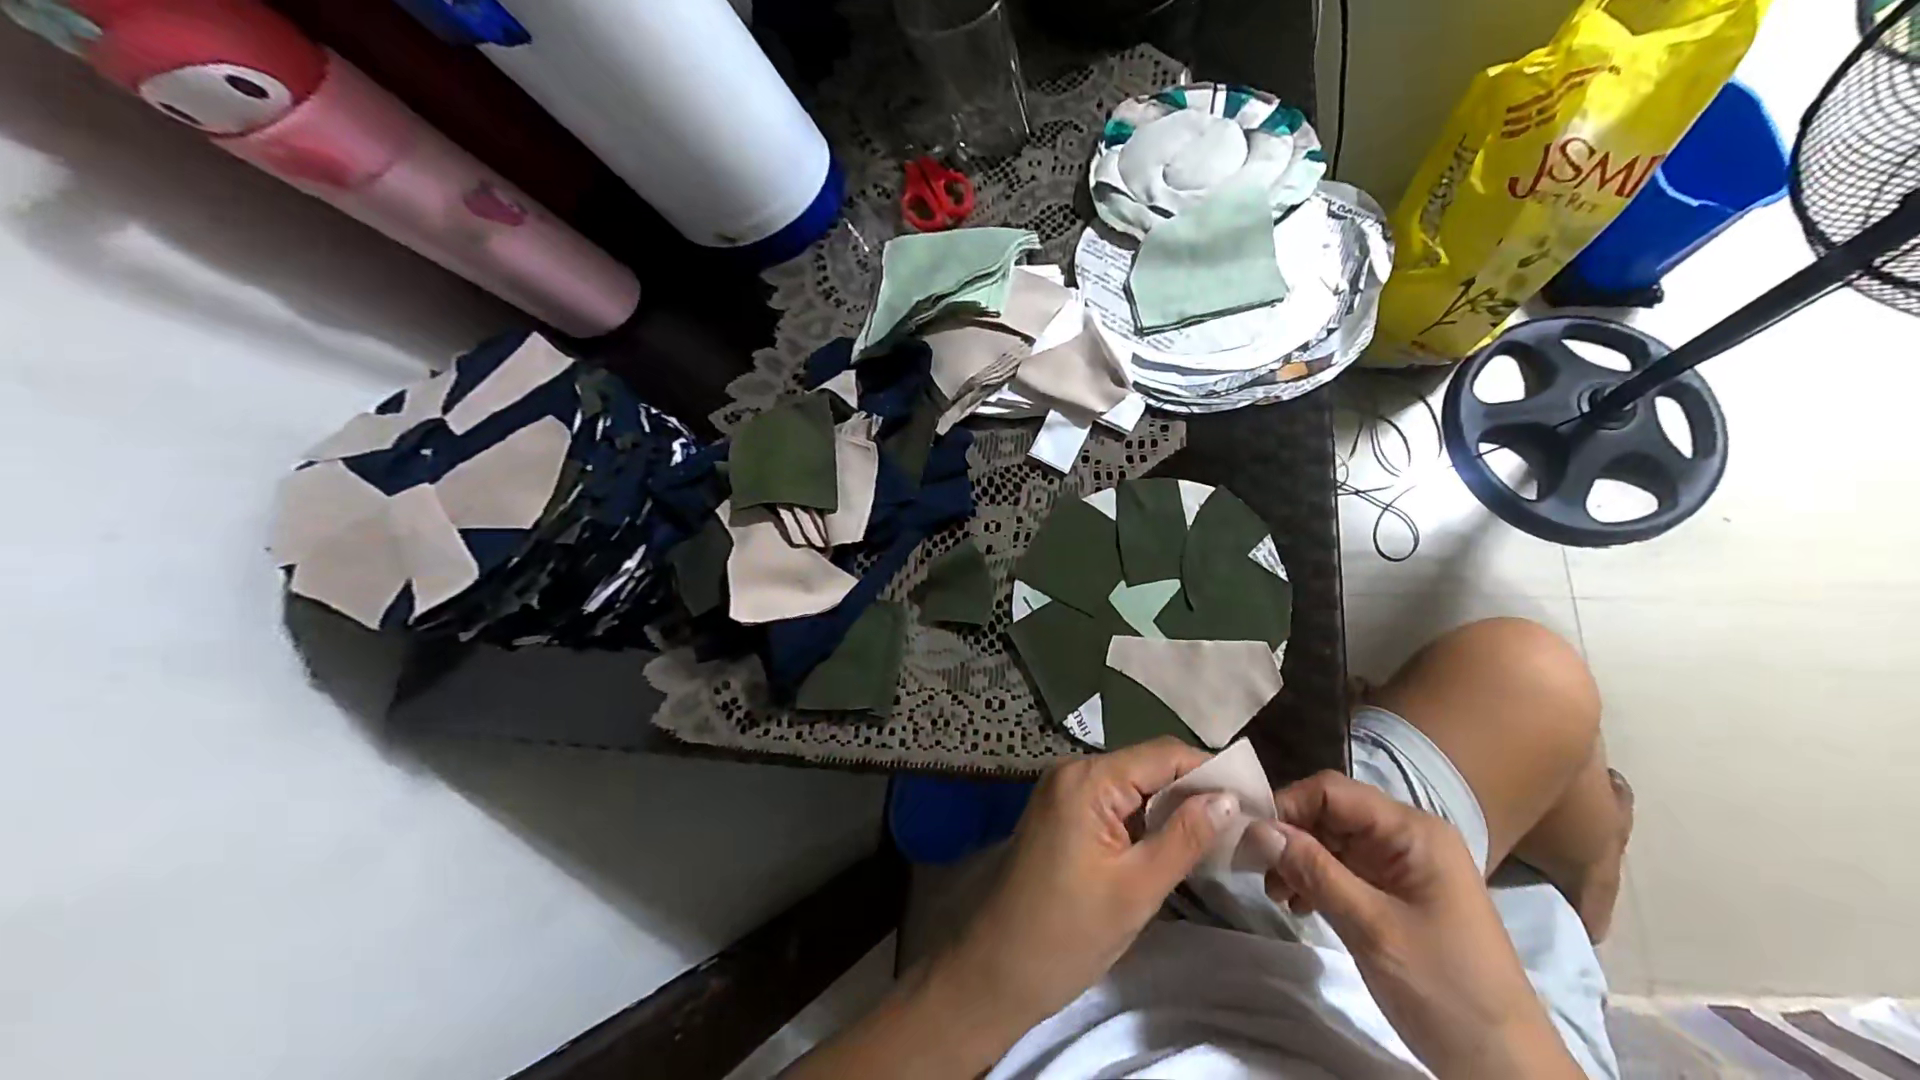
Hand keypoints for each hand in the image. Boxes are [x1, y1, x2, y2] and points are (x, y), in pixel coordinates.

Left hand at [784, 738, 1233, 1079]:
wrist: (995, 967)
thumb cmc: (1066, 932)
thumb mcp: (1136, 889)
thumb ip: (1183, 837)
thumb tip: (1228, 799)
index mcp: (1088, 779)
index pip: (1164, 754)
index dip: (1212, 771)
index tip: (1255, 799)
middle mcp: (1073, 771)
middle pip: (1149, 765)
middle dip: (1195, 790)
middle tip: (1243, 823)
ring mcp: (1064, 790)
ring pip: (1134, 784)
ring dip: (1172, 806)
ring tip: (1218, 835)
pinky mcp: (1062, 812)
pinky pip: (1114, 801)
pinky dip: (1145, 818)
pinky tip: (1174, 842)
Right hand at [1247, 771, 1581, 1079]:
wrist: (1507, 1069)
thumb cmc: (1445, 990)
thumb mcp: (1372, 927)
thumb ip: (1313, 870)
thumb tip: (1256, 828)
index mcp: (1413, 831)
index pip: (1332, 791)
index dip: (1287, 805)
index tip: (1251, 838)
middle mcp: (1407, 837)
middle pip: (1329, 813)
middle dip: (1289, 836)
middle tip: (1257, 871)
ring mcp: (1402, 866)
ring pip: (1331, 840)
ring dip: (1297, 860)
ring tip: (1277, 895)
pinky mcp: (1396, 894)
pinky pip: (1342, 868)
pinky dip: (1313, 880)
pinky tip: (1296, 905)